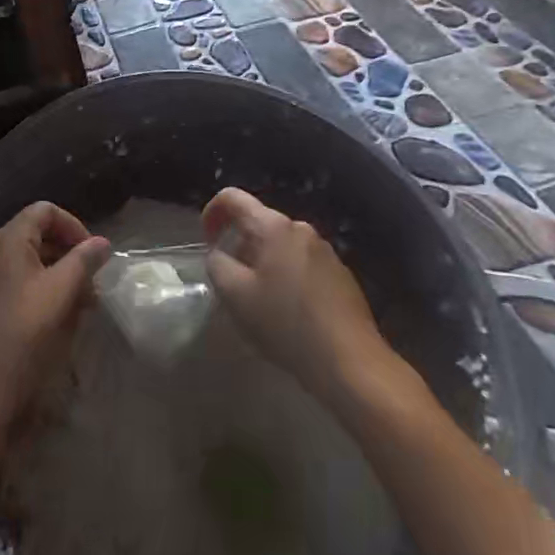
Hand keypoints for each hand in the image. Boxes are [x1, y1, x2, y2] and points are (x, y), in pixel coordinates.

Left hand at [0, 202, 111, 431]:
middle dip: (73, 253)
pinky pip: (29, 286)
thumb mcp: (62, 290)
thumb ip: (85, 259)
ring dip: (66, 275)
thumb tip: (102, 242)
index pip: (45, 211)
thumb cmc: (26, 330)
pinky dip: (52, 293)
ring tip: (87, 302)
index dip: (74, 225)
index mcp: (10, 242)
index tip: (94, 252)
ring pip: (38, 263)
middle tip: (94, 278)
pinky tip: (69, 316)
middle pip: (41, 235)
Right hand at [202, 188, 391, 401]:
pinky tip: (288, 313)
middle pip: (259, 224)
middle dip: (238, 248)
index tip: (207, 243)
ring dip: (262, 265)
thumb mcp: (236, 296)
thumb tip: (218, 254)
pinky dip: (285, 277)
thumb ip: (217, 265)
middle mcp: (302, 229)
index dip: (212, 213)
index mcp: (274, 227)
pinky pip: (301, 263)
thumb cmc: (285, 323)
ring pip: (280, 246)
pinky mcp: (339, 272)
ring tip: (259, 304)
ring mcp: (325, 250)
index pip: (233, 198)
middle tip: (231, 286)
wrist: (348, 357)